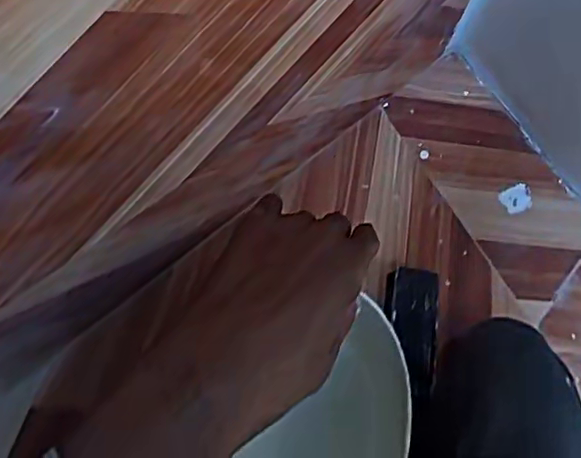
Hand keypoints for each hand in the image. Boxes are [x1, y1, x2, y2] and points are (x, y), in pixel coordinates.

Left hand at [66, 196, 379, 455]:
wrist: (213, 370)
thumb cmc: (271, 372)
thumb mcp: (323, 358)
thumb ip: (339, 319)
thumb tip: (338, 305)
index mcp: (349, 265)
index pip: (366, 238)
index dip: (355, 254)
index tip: (346, 266)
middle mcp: (323, 237)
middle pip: (335, 225)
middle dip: (326, 247)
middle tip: (307, 277)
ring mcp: (287, 227)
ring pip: (302, 220)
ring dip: (295, 239)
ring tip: (273, 271)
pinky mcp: (253, 227)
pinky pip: (268, 208)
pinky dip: (267, 222)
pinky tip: (258, 244)